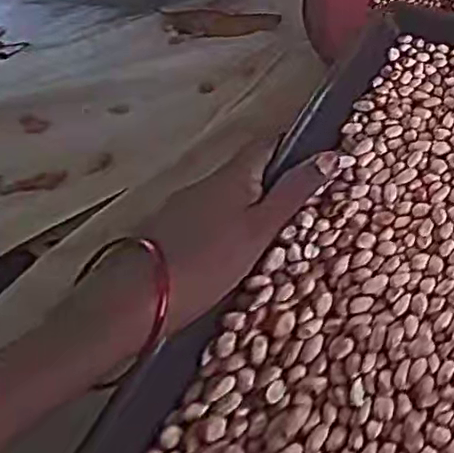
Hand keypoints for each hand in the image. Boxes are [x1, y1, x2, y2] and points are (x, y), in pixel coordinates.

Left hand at [65, 138, 338, 349]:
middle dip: (275, 183)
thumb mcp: (261, 230)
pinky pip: (206, 222)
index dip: (297, 145)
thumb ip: (295, 192)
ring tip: (269, 238)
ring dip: (248, 209)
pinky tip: (229, 258)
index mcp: (235, 174)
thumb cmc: (205, 263)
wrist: (122, 310)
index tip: (320, 160)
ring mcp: (179, 209)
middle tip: (302, 208)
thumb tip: (331, 155)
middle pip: (250, 172)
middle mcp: (206, 182)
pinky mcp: (162, 236)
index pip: (271, 142)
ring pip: (227, 199)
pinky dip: (224, 230)